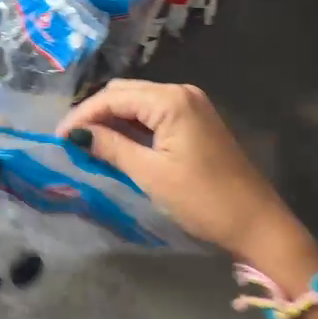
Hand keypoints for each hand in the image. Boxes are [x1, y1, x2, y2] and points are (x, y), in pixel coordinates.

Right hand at [56, 79, 287, 257]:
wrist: (259, 226)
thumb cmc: (204, 200)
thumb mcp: (151, 175)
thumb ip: (112, 147)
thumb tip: (77, 134)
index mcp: (171, 100)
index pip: (113, 97)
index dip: (82, 115)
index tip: (57, 137)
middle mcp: (181, 92)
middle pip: (125, 93)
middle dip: (96, 113)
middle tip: (71, 140)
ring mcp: (191, 105)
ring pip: (138, 102)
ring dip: (113, 119)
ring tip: (88, 142)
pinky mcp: (196, 121)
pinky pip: (154, 113)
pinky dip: (133, 125)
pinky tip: (117, 143)